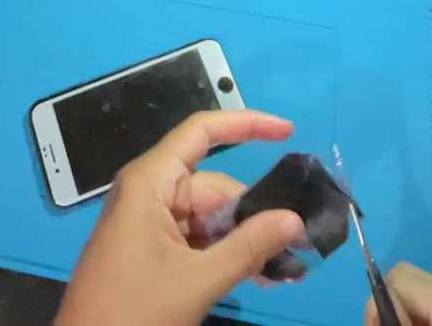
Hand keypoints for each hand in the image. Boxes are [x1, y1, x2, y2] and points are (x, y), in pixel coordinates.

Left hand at [56, 110, 304, 325]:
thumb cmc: (132, 312)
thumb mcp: (196, 281)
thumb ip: (248, 248)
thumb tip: (294, 219)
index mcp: (151, 180)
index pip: (201, 132)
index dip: (245, 124)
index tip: (288, 131)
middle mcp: (151, 191)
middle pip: (214, 185)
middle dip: (254, 210)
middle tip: (299, 242)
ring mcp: (151, 221)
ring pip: (210, 216)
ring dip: (244, 238)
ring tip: (288, 267)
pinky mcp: (153, 249)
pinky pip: (198, 239)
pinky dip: (226, 253)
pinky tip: (261, 274)